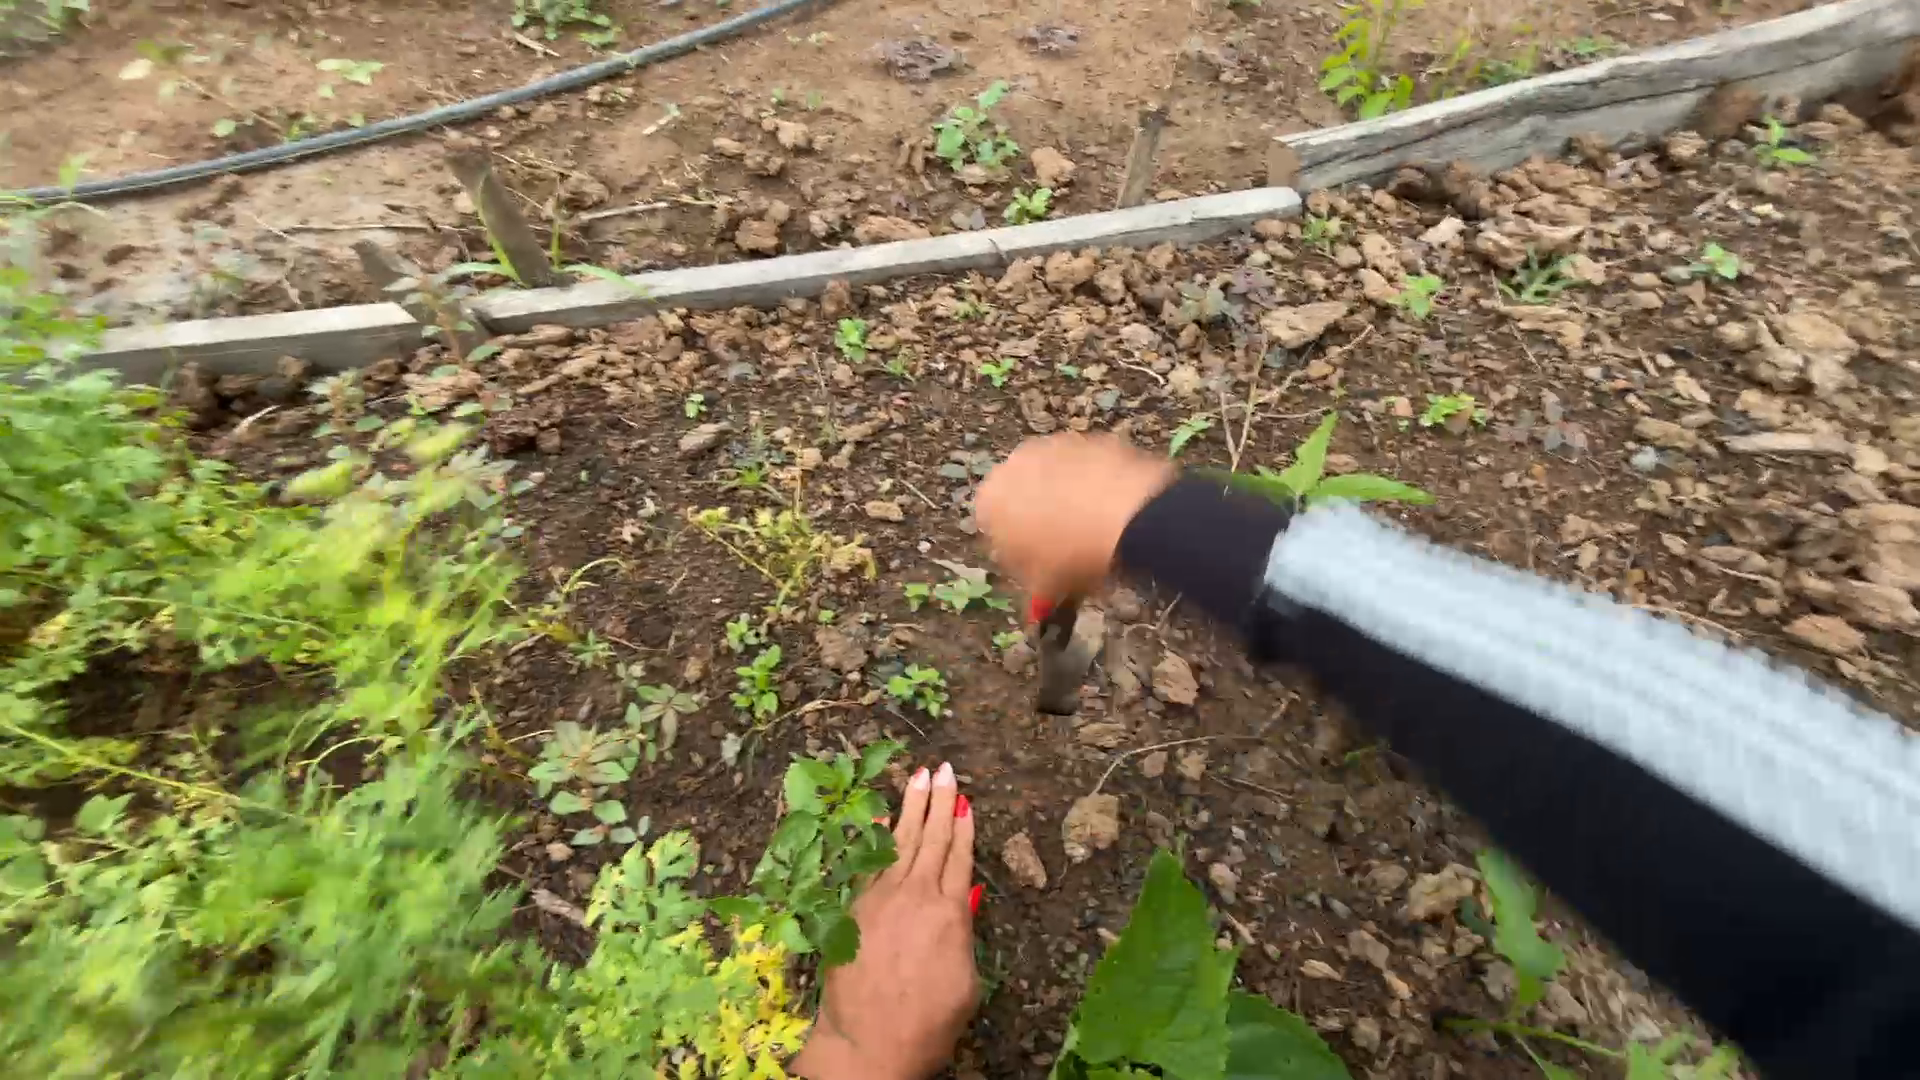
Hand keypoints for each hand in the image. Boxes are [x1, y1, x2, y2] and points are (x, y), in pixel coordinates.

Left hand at [790, 763, 978, 1079]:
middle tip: (945, 768)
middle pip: (933, 838)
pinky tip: (882, 812)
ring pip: (902, 840)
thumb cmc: (927, 1024)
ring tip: (920, 774)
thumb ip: (963, 934)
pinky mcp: (857, 907)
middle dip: (941, 800)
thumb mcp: (965, 984)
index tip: (965, 799)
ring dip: (912, 805)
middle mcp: (918, 895)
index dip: (964, 825)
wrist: (868, 1046)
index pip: (960, 856)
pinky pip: (870, 860)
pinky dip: (878, 834)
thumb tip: (962, 898)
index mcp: (950, 913)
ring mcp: (883, 897)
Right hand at [974, 433, 1175, 603]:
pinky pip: (1086, 466)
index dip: (1013, 547)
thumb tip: (1035, 593)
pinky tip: (1112, 509)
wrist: (1127, 515)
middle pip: (1020, 494)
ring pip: (1053, 476)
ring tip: (1092, 529)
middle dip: (1036, 516)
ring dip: (1065, 497)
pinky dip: (1094, 482)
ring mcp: (1053, 445)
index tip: (1034, 564)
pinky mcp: (1091, 438)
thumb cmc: (1072, 556)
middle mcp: (1013, 464)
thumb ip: (1030, 585)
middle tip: (1064, 548)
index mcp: (989, 501)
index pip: (990, 526)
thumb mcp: (1044, 586)